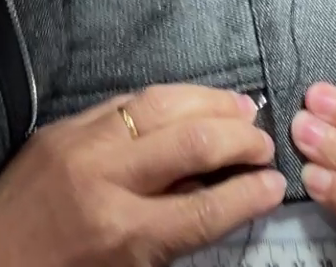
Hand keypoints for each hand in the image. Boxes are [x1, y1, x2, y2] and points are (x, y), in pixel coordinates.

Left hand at [0, 84, 286, 266]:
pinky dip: (162, 99)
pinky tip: (185, 99)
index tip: (276, 182)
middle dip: (236, 138)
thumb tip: (212, 188)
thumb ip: (168, 234)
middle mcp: (104, 179)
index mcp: (121, 235)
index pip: (203, 208)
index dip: (247, 194)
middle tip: (265, 140)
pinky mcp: (59, 125)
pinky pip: (121, 101)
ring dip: (205, 102)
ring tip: (240, 106)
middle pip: (189, 143)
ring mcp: (78, 143)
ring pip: (157, 104)